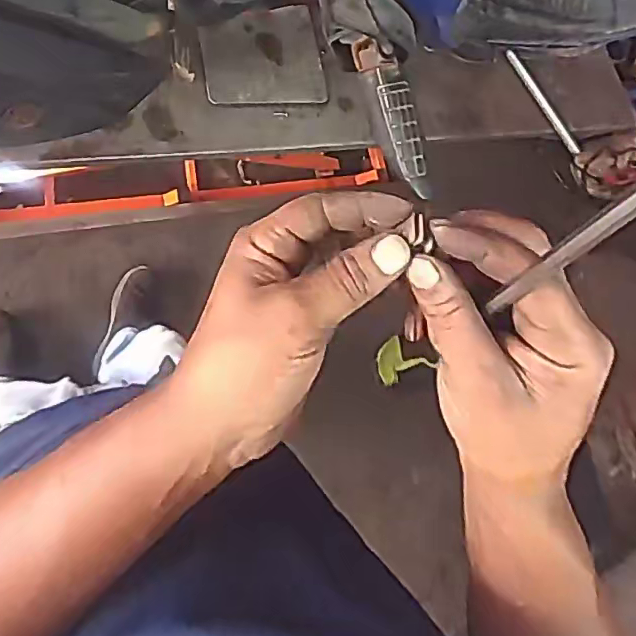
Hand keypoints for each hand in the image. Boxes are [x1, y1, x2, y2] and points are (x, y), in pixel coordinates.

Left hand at [165, 191, 415, 468]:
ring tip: (413, 256)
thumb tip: (394, 247)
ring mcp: (295, 286)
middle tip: (417, 235)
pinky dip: (371, 281)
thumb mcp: (297, 316)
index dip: (365, 207)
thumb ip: (348, 279)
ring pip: (343, 256)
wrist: (218, 428)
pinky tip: (394, 283)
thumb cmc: (236, 370)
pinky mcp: (309, 313)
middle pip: (334, 227)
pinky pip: (345, 285)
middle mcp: (279, 258)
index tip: (405, 215)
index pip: (321, 208)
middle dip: (375, 228)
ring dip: (376, 254)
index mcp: (264, 244)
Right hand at [406, 211, 613, 494]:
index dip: (484, 246)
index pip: (533, 271)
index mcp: (576, 342)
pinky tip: (438, 288)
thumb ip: (449, 317)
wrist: (511, 476)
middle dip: (478, 238)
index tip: (441, 235)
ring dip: (465, 257)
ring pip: (510, 258)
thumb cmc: (504, 444)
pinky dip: (463, 275)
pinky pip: (496, 277)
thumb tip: (424, 265)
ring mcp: (551, 316)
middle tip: (432, 237)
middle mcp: (572, 321)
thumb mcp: (473, 381)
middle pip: (530, 252)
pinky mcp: (529, 315)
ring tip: (427, 268)